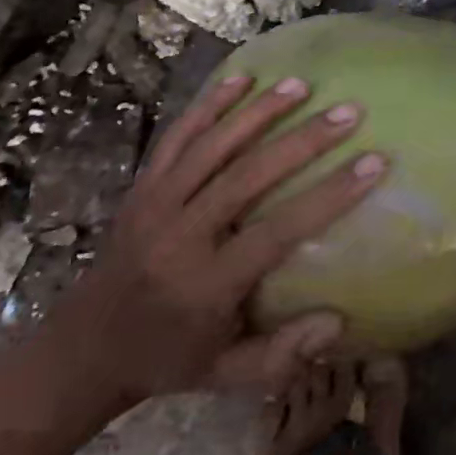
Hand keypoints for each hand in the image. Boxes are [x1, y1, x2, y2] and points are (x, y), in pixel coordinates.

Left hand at [40, 74, 386, 407]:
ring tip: (302, 84)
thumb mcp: (226, 377)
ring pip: (211, 147)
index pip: (278, 229)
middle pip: (246, 176)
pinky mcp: (141, 188)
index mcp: (206, 284)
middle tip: (349, 112)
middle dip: (303, 140)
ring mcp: (154, 206)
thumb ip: (282, 356)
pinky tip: (241, 77)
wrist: (81, 349)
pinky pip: (176, 138)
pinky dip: (209, 105)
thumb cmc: (168, 359)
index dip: (329, 194)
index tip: (374, 162)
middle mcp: (179, 236)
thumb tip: (339, 320)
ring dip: (259, 112)